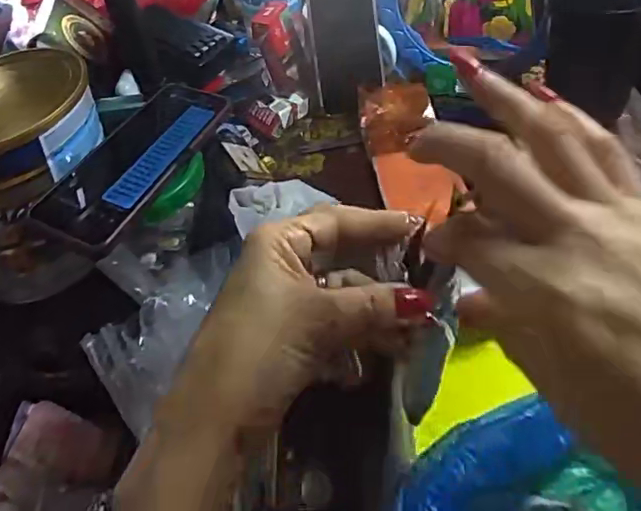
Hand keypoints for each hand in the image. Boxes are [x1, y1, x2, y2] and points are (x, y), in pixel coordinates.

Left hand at [117, 205, 430, 510]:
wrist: (213, 421)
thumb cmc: (263, 345)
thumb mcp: (319, 318)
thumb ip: (373, 305)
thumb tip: (424, 301)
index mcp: (280, 241)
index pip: (336, 220)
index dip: (378, 223)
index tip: (418, 226)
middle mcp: (283, 263)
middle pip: (343, 261)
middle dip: (384, 279)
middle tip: (427, 284)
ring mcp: (288, 302)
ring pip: (344, 298)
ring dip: (378, 316)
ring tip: (415, 334)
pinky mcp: (292, 338)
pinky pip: (336, 327)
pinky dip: (360, 340)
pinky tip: (387, 355)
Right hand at [412, 50, 640, 510]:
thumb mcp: (567, 396)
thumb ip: (510, 332)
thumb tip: (469, 297)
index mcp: (546, 290)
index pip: (470, 239)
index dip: (442, 235)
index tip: (431, 240)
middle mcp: (575, 233)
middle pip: (497, 164)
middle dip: (446, 141)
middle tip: (416, 134)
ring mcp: (618, 212)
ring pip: (551, 134)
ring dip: (505, 96)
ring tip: (472, 69)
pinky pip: (604, 147)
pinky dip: (570, 115)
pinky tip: (549, 99)